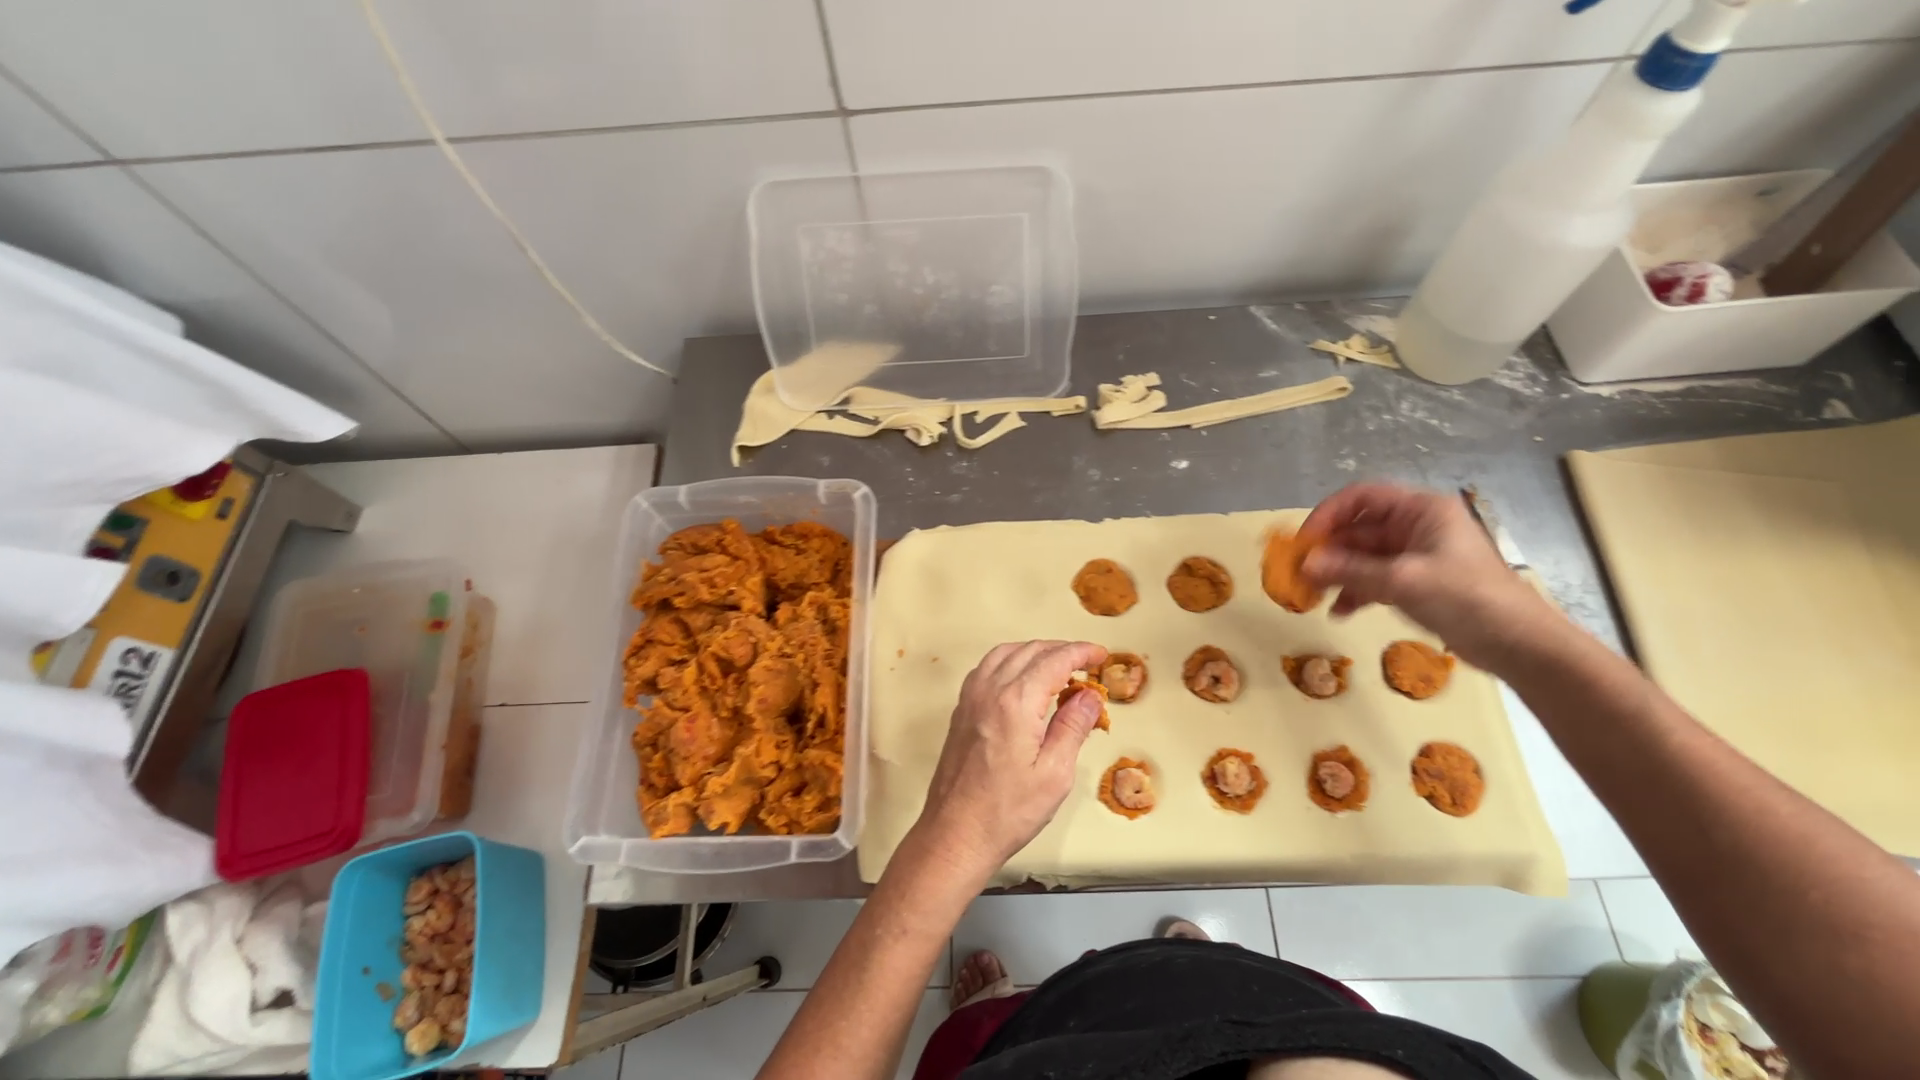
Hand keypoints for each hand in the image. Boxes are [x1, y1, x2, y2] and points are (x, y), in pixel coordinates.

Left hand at [916, 640, 1108, 873]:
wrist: (956, 834)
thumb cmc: (1007, 812)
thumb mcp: (1055, 774)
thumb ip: (1073, 727)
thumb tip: (1090, 695)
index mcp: (1015, 702)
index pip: (1054, 660)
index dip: (1081, 652)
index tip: (1100, 654)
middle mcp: (988, 690)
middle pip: (1029, 651)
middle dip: (1061, 650)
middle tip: (1086, 664)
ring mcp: (970, 699)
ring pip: (1005, 654)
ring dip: (1034, 653)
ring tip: (1059, 669)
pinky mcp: (960, 711)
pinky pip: (986, 669)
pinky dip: (1010, 662)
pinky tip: (1023, 681)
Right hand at [1299, 483, 1557, 669]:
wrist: (1519, 643)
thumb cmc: (1466, 598)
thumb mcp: (1402, 581)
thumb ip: (1350, 571)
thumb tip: (1304, 565)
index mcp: (1420, 510)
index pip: (1360, 498)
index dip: (1327, 515)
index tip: (1302, 542)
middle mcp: (1416, 527)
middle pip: (1358, 529)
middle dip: (1327, 552)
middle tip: (1299, 576)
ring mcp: (1417, 556)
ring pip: (1362, 557)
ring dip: (1337, 575)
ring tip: (1313, 598)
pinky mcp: (1417, 583)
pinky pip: (1374, 579)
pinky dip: (1355, 592)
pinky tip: (1340, 612)